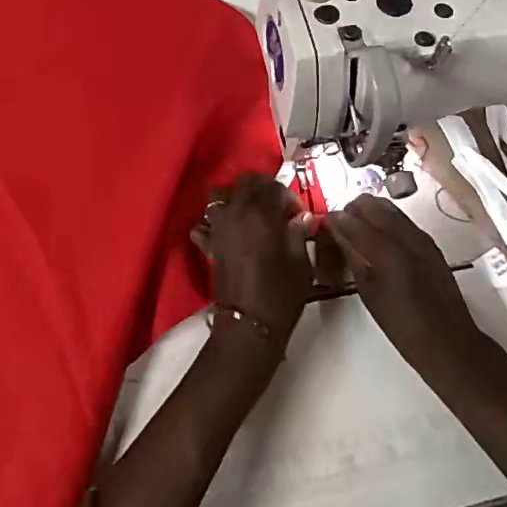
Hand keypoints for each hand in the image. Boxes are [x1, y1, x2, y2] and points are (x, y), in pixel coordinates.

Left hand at [199, 173, 311, 343]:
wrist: (250, 324)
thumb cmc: (281, 294)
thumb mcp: (301, 263)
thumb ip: (299, 234)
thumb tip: (303, 218)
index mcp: (263, 214)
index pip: (274, 187)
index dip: (288, 197)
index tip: (298, 214)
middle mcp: (237, 213)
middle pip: (245, 182)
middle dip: (262, 187)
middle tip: (275, 205)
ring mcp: (219, 227)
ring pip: (219, 196)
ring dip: (234, 199)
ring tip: (250, 214)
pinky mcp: (208, 244)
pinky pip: (204, 224)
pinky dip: (211, 224)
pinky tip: (225, 233)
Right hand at [324, 196, 485, 375]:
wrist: (449, 341)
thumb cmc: (403, 325)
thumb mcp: (369, 293)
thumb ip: (353, 258)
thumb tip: (338, 236)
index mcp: (386, 251)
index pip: (352, 220)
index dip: (334, 219)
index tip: (323, 222)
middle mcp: (404, 236)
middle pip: (371, 204)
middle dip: (352, 210)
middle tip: (340, 226)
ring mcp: (421, 237)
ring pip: (389, 208)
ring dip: (370, 213)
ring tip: (358, 232)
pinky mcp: (430, 243)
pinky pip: (402, 220)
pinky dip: (386, 221)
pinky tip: (380, 240)